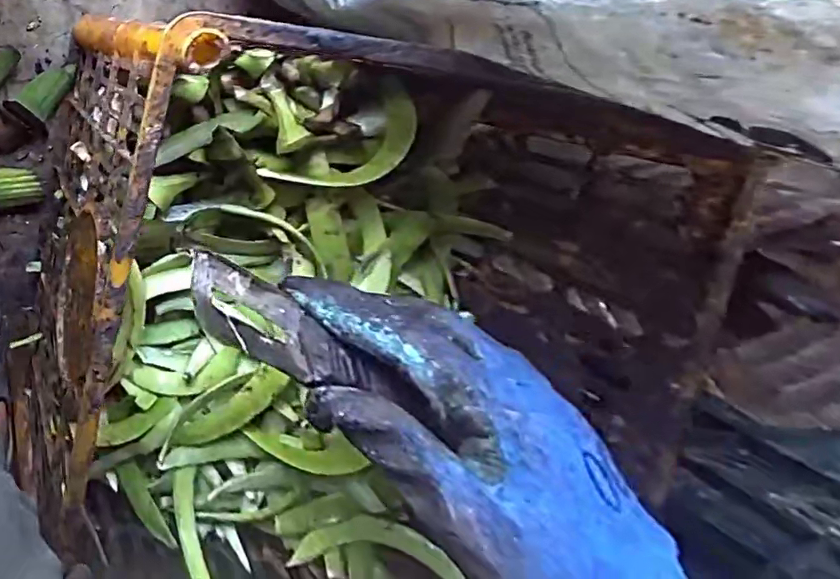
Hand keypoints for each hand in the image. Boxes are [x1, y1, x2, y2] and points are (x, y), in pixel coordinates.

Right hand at [283, 278, 685, 578]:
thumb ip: (394, 444)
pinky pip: (467, 349)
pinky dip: (421, 337)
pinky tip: (409, 358)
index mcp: (486, 390)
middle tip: (312, 302)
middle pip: (421, 317)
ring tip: (349, 322)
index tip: (295, 288)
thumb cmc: (543, 561)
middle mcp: (508, 372)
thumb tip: (325, 394)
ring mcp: (530, 386)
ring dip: (391, 317)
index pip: (397, 330)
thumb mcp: (460, 512)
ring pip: (448, 329)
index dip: (342, 307)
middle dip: (362, 304)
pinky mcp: (540, 405)